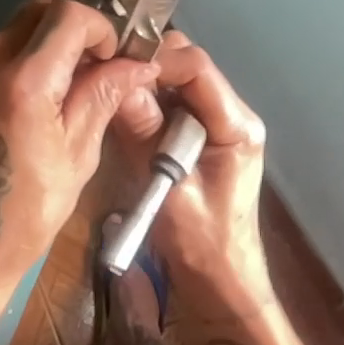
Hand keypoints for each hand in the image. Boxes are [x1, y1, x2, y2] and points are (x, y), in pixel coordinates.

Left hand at [0, 0, 161, 287]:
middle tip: (94, 63)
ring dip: (46, 41)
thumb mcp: (78, 153)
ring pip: (14, 27)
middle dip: (72, 29)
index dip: (98, 28)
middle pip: (37, 11)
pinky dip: (21, 56)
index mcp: (21, 85)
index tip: (113, 55)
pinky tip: (36, 91)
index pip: (66, 18)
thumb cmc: (30, 209)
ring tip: (66, 81)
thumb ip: (102, 94)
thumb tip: (138, 62)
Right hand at [113, 30, 270, 291]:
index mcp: (237, 125)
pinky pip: (170, 97)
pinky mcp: (198, 132)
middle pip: (187, 62)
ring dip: (143, 79)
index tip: (115, 64)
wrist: (222, 285)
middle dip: (147, 64)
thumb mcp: (170, 191)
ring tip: (107, 88)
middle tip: (107, 75)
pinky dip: (144, 96)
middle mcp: (231, 113)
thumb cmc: (203, 245)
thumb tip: (121, 85)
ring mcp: (216, 121)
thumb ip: (147, 136)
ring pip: (175, 77)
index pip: (196, 67)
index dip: (155, 59)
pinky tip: (120, 107)